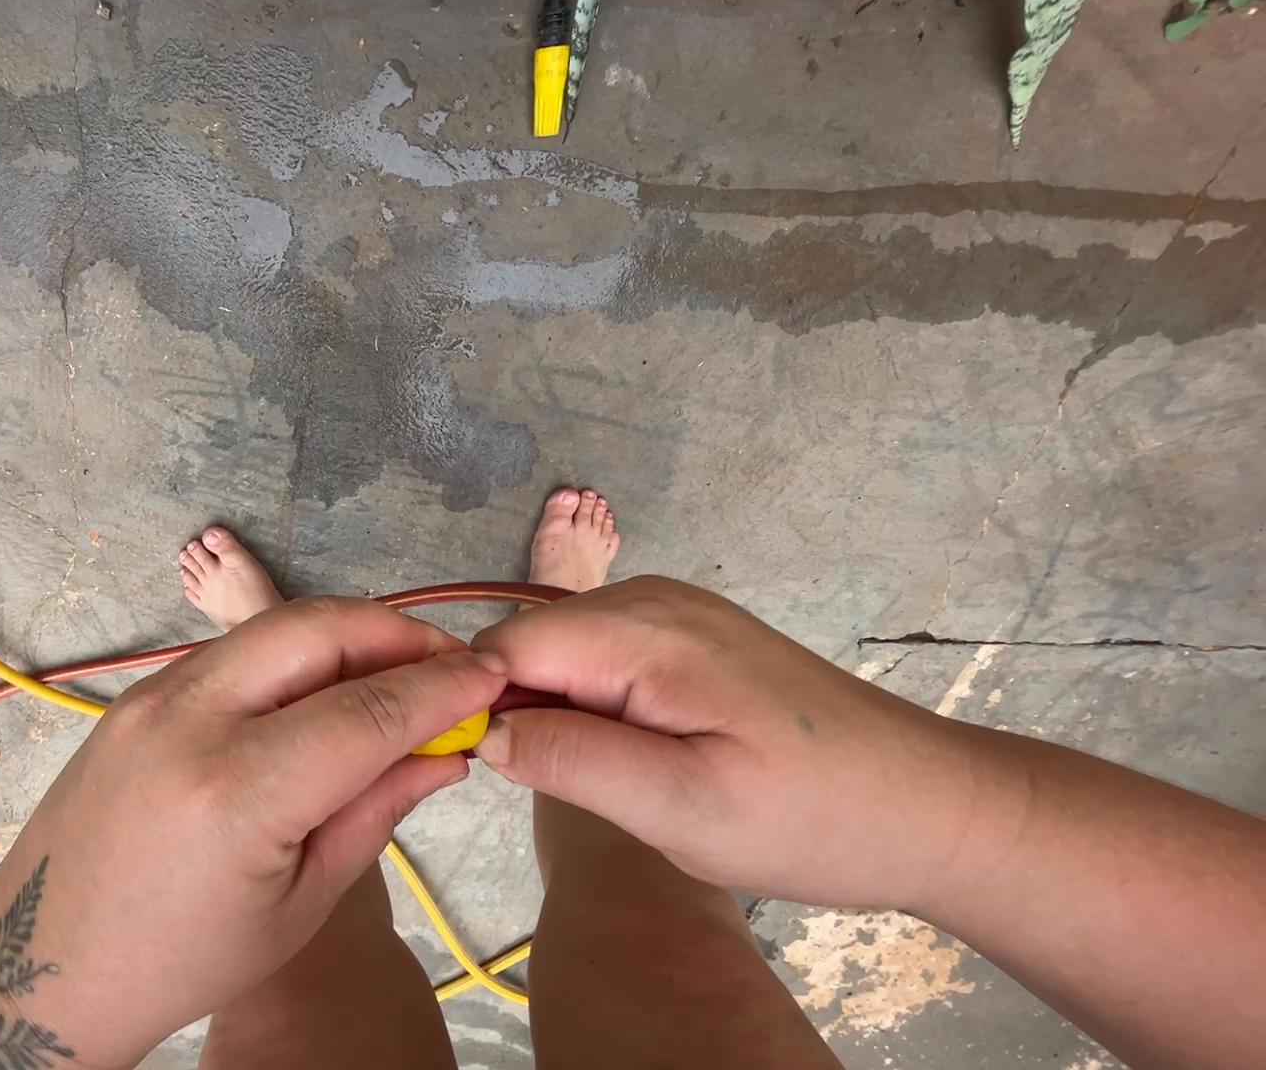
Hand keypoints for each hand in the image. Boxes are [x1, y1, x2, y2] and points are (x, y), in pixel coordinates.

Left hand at [0, 598, 505, 1067]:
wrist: (46, 957)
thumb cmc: (185, 956)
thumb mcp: (301, 905)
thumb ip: (378, 809)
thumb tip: (448, 749)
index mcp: (237, 791)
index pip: (365, 710)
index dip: (440, 687)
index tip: (490, 676)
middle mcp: (191, 716)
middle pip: (315, 628)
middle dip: (395, 631)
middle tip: (447, 660)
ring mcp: (156, 692)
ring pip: (275, 626)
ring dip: (348, 634)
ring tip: (398, 670)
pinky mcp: (142, 689)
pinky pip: (240, 649)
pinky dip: (298, 651)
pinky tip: (327, 685)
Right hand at [470, 576, 1018, 910]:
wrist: (929, 804)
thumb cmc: (808, 818)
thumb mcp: (681, 808)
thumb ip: (571, 760)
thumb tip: (484, 731)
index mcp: (641, 630)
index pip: (506, 647)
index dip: (486, 706)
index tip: (510, 771)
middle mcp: (646, 596)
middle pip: (529, 642)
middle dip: (524, 708)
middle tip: (577, 781)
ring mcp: (668, 606)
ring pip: (558, 648)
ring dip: (558, 707)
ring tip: (613, 767)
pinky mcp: (682, 627)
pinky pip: (596, 651)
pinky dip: (592, 697)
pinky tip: (637, 740)